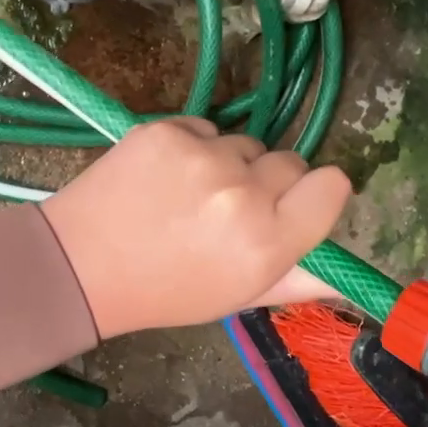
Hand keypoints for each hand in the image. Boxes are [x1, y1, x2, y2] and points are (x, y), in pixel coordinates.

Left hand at [39, 118, 348, 338]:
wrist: (82, 264)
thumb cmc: (165, 291)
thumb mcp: (236, 298)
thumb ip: (297, 281)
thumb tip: (345, 276)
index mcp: (267, 243)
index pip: (332, 185)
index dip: (318, 194)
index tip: (296, 204)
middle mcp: (242, 194)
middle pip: (291, 161)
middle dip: (271, 182)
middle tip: (231, 209)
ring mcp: (203, 156)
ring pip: (245, 144)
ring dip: (230, 164)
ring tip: (190, 197)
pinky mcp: (168, 130)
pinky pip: (206, 129)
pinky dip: (194, 147)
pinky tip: (166, 178)